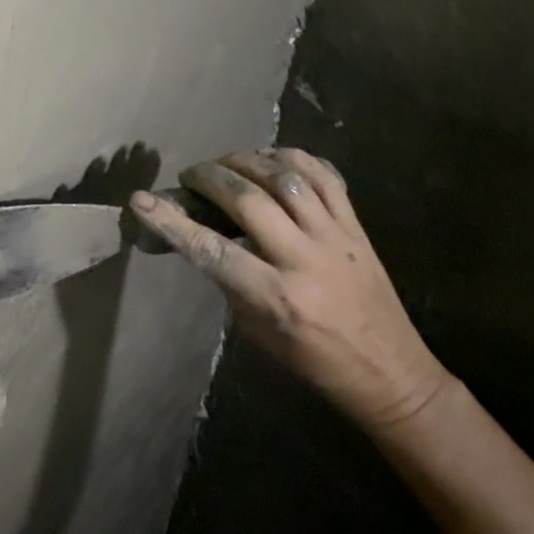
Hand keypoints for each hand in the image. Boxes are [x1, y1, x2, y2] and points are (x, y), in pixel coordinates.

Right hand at [131, 148, 449, 426]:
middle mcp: (305, 261)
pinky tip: (269, 159)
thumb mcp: (256, 331)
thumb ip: (230, 279)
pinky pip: (324, 177)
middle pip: (247, 199)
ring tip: (226, 164)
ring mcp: (336, 239)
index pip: (212, 250)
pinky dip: (291, 158)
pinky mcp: (357, 228)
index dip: (172, 221)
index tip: (141, 199)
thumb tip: (201, 235)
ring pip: (285, 178)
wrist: (392, 374)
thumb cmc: (312, 362)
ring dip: (246, 161)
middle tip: (191, 176)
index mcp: (276, 298)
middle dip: (209, 177)